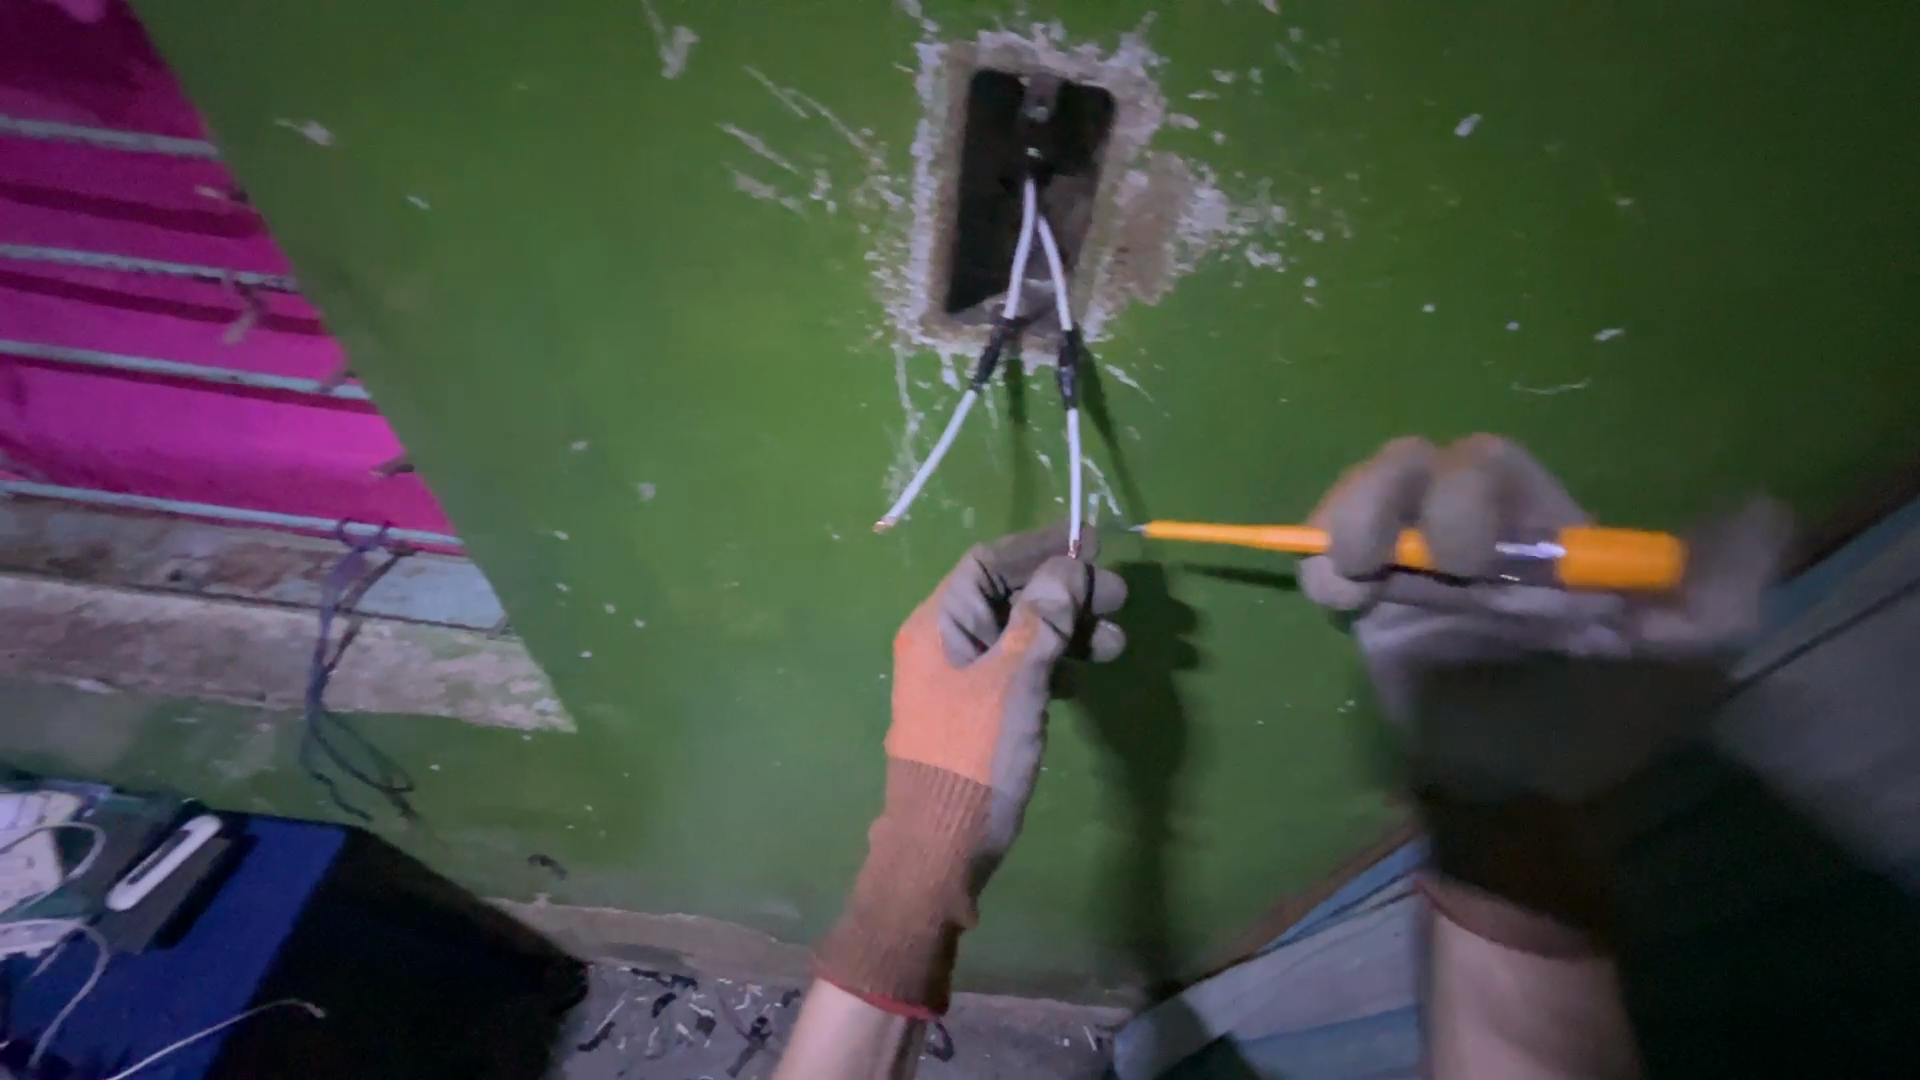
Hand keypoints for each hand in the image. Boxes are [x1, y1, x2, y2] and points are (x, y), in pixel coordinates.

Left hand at [815, 524, 1125, 1013]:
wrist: (942, 843)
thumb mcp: (1013, 681)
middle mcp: (947, 639)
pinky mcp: (981, 706)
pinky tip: (1085, 675)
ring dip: (1068, 631)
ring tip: (1116, 644)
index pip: (990, 561)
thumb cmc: (973, 754)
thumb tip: (1068, 565)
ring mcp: (963, 675)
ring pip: (1021, 633)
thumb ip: (1042, 619)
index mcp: (940, 621)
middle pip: (1011, 595)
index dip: (1039, 548)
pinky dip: (1054, 663)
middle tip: (1119, 599)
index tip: (1090, 544)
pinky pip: (1020, 667)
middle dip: (1065, 592)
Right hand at [1300, 436, 1787, 945]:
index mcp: (1526, 525)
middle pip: (1407, 462)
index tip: (1505, 577)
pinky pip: (1319, 563)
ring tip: (1362, 582)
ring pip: (1354, 496)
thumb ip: (1713, 593)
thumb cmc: (1589, 715)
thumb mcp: (1675, 658)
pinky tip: (1346, 604)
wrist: (1508, 779)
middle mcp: (1454, 528)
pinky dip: (1323, 573)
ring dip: (1354, 525)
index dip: (1479, 503)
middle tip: (1446, 581)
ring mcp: (1398, 563)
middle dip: (1417, 516)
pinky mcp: (1356, 603)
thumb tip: (1756, 506)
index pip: (1485, 462)